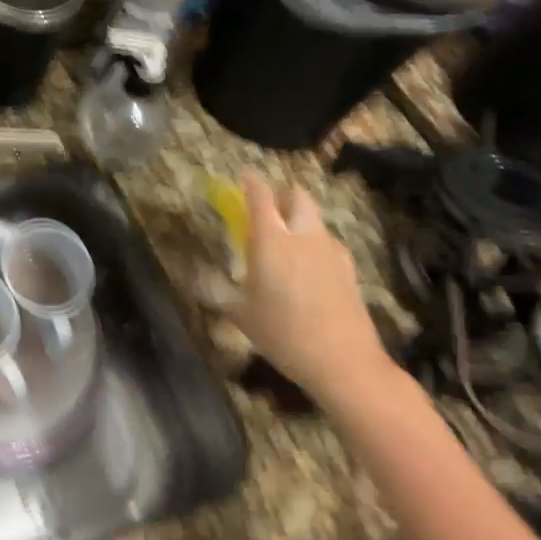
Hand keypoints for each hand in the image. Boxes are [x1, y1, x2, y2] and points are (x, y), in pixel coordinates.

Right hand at [231, 170, 397, 405]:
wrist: (345, 363)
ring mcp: (330, 250)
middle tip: (267, 209)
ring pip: (314, 218)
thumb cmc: (284, 334)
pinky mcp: (349, 268)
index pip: (260, 195)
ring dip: (299, 219)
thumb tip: (192, 277)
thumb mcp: (241, 315)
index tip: (243, 176)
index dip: (250, 181)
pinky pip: (328, 242)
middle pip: (297, 195)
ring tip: (286, 242)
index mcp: (272, 240)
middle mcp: (302, 235)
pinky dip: (315, 243)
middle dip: (281, 194)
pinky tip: (308, 269)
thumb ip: (217, 291)